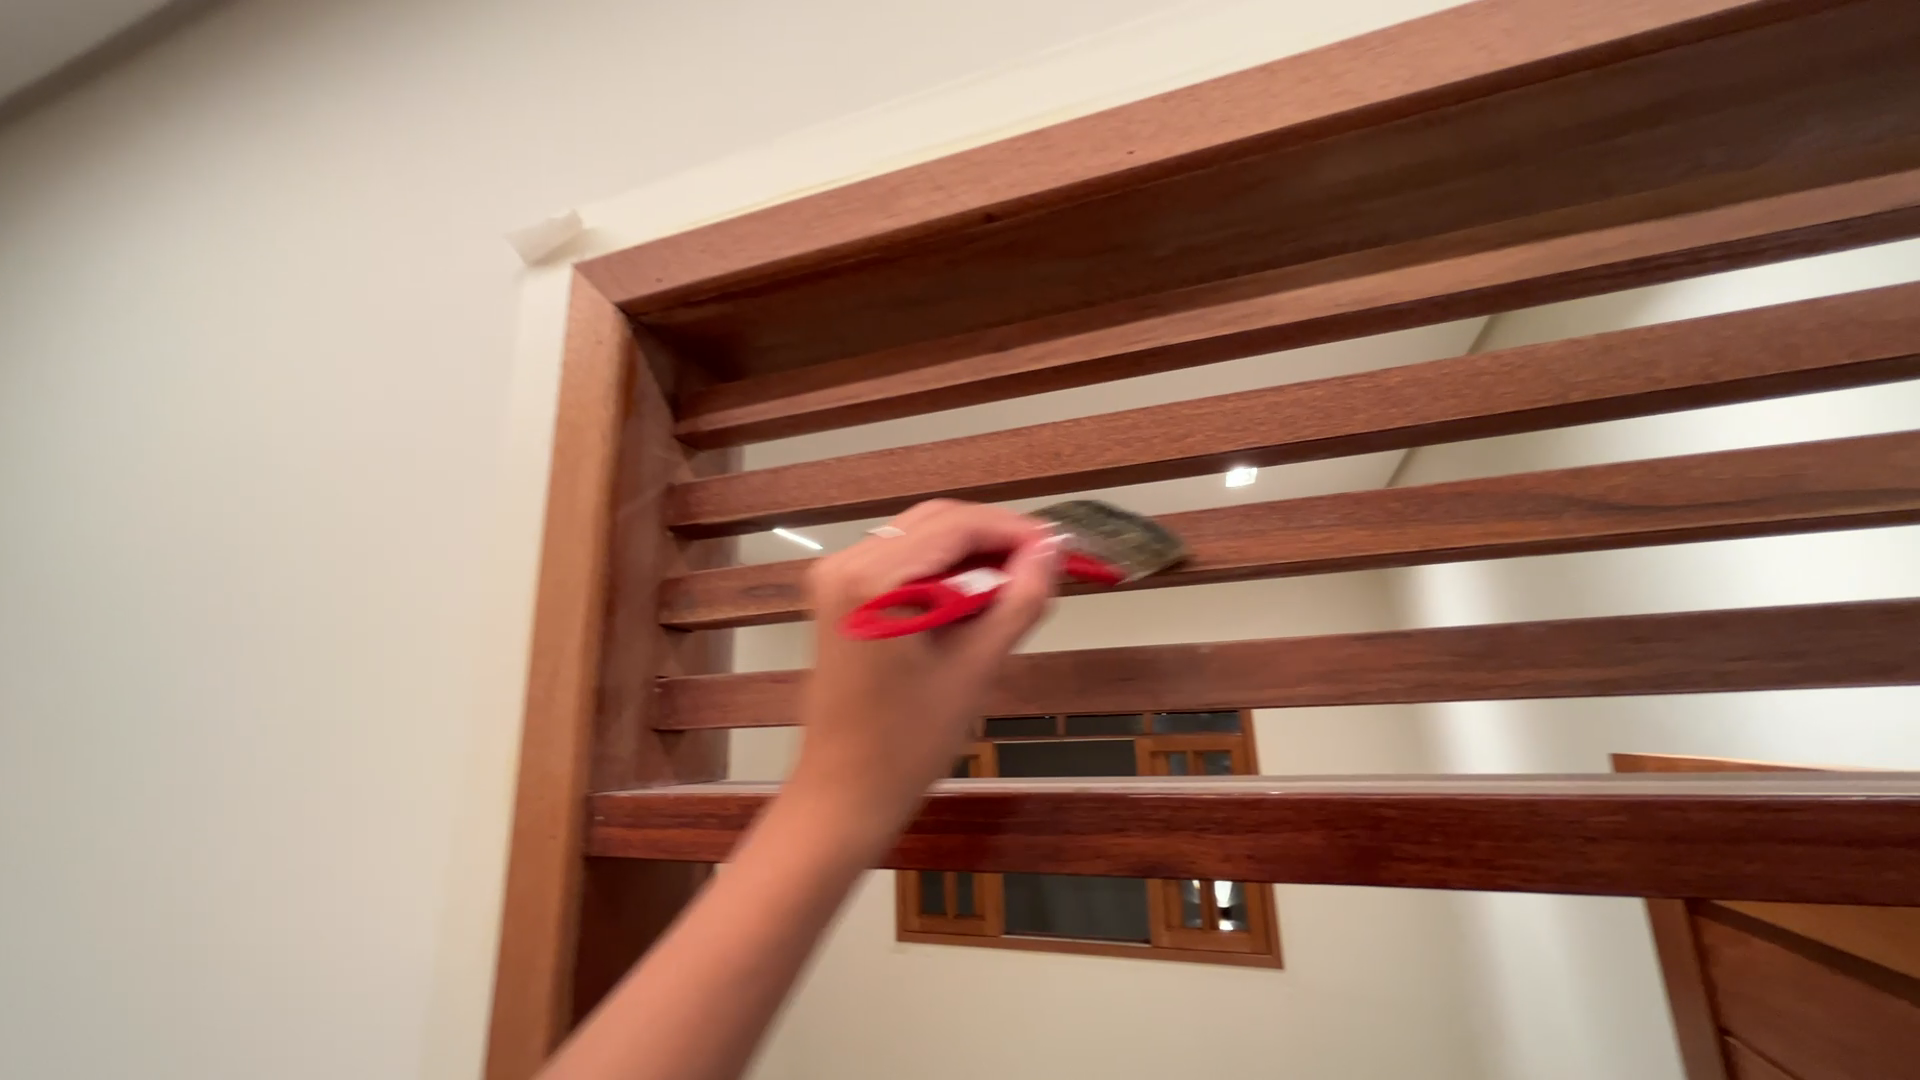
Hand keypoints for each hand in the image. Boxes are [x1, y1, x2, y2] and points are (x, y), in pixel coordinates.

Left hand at [788, 500, 1061, 841]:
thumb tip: (1052, 552)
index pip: (957, 525)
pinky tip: (976, 596)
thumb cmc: (910, 741)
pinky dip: (942, 571)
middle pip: (936, 522)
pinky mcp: (838, 595)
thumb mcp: (976, 666)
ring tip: (1018, 583)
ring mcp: (835, 577)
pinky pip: (901, 561)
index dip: (1015, 529)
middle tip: (1044, 565)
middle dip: (994, 538)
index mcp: (873, 578)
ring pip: (919, 537)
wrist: (845, 792)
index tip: (1061, 548)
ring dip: (970, 554)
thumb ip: (1019, 599)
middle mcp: (845, 562)